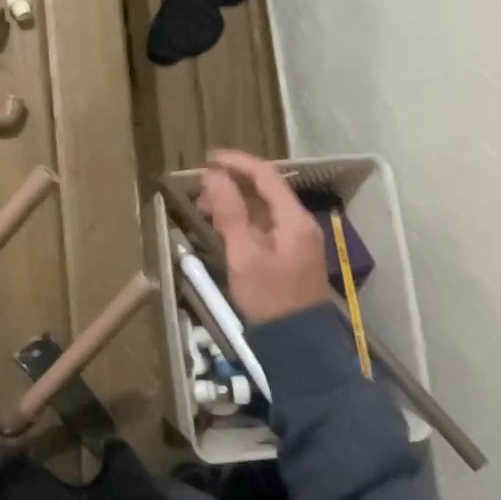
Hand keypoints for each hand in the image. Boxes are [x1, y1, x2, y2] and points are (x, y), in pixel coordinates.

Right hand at [197, 149, 331, 323]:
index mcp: (293, 219)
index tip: (209, 158)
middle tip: (200, 190)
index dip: (237, 162)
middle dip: (232, 184)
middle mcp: (300, 223)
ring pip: (264, 209)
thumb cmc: (269, 297)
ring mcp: (297, 240)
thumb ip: (230, 213)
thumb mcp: (244, 255)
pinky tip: (223, 229)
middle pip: (266, 191)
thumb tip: (213, 176)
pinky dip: (244, 221)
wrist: (297, 341)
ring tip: (205, 209)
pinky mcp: (291, 254)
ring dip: (236, 203)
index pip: (266, 176)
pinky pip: (266, 226)